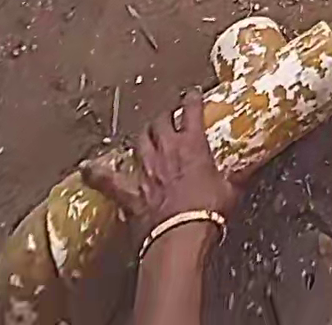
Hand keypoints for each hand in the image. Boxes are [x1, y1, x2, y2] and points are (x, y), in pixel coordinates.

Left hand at [83, 91, 238, 235]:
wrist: (181, 237)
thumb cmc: (208, 212)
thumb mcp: (230, 190)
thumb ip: (235, 177)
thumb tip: (246, 173)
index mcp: (192, 144)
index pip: (191, 110)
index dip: (192, 98)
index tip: (193, 93)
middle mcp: (167, 149)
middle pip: (161, 120)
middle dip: (165, 115)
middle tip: (169, 115)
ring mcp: (146, 168)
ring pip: (140, 140)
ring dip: (143, 134)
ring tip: (146, 131)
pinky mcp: (131, 192)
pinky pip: (109, 181)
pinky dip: (97, 175)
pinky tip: (85, 169)